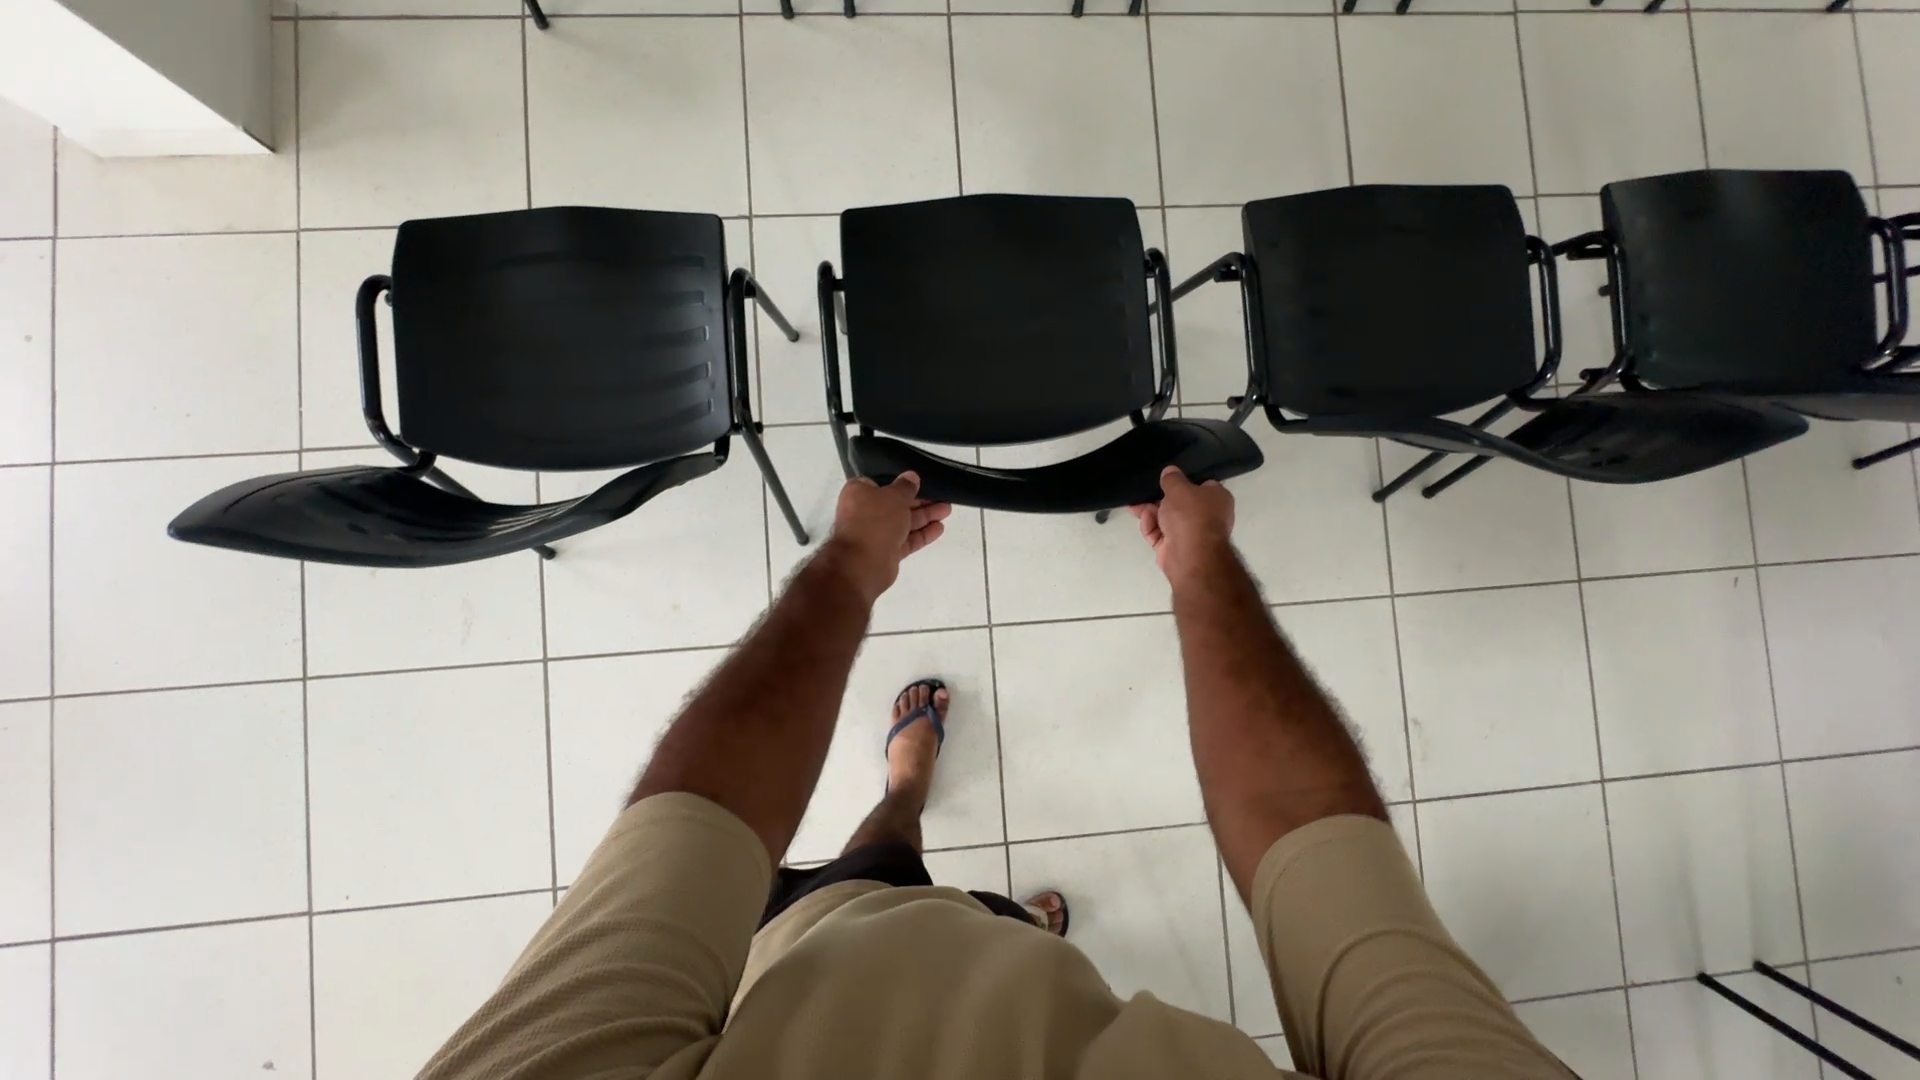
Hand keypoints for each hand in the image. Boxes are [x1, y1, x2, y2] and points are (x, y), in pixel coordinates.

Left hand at [819, 472, 952, 602]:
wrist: (863, 563)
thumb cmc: (875, 520)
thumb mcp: (894, 496)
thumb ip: (906, 486)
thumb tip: (911, 477)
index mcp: (859, 493)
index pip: (882, 483)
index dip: (901, 482)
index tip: (920, 481)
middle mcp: (865, 512)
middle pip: (896, 503)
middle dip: (920, 500)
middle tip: (942, 496)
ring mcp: (876, 533)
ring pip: (904, 522)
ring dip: (925, 516)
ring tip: (947, 510)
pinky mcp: (886, 551)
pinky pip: (907, 539)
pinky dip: (922, 534)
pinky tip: (939, 528)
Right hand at [1129, 466, 1234, 581]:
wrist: (1190, 554)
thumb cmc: (1190, 514)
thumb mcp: (1179, 488)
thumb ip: (1172, 478)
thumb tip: (1170, 471)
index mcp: (1217, 499)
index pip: (1202, 485)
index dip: (1184, 481)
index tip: (1167, 477)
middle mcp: (1207, 516)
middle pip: (1179, 503)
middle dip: (1159, 498)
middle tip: (1144, 490)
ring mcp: (1190, 534)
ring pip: (1166, 519)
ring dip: (1150, 512)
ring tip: (1134, 504)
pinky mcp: (1174, 548)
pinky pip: (1160, 534)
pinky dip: (1151, 526)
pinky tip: (1142, 519)